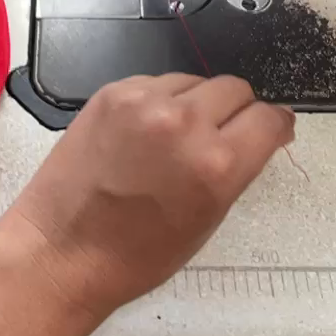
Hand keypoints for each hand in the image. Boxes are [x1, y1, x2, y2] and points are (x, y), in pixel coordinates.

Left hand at [0, 74, 295, 322]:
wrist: (62, 249)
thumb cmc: (138, 254)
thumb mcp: (207, 218)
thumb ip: (236, 168)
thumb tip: (259, 133)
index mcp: (217, 165)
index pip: (269, 119)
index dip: (274, 126)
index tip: (269, 130)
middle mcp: (185, 123)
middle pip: (235, 89)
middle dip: (236, 111)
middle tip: (218, 135)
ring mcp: (144, 102)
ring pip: (195, 81)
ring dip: (195, 103)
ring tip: (172, 137)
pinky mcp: (113, 92)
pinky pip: (156, 83)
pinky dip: (158, 101)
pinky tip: (142, 132)